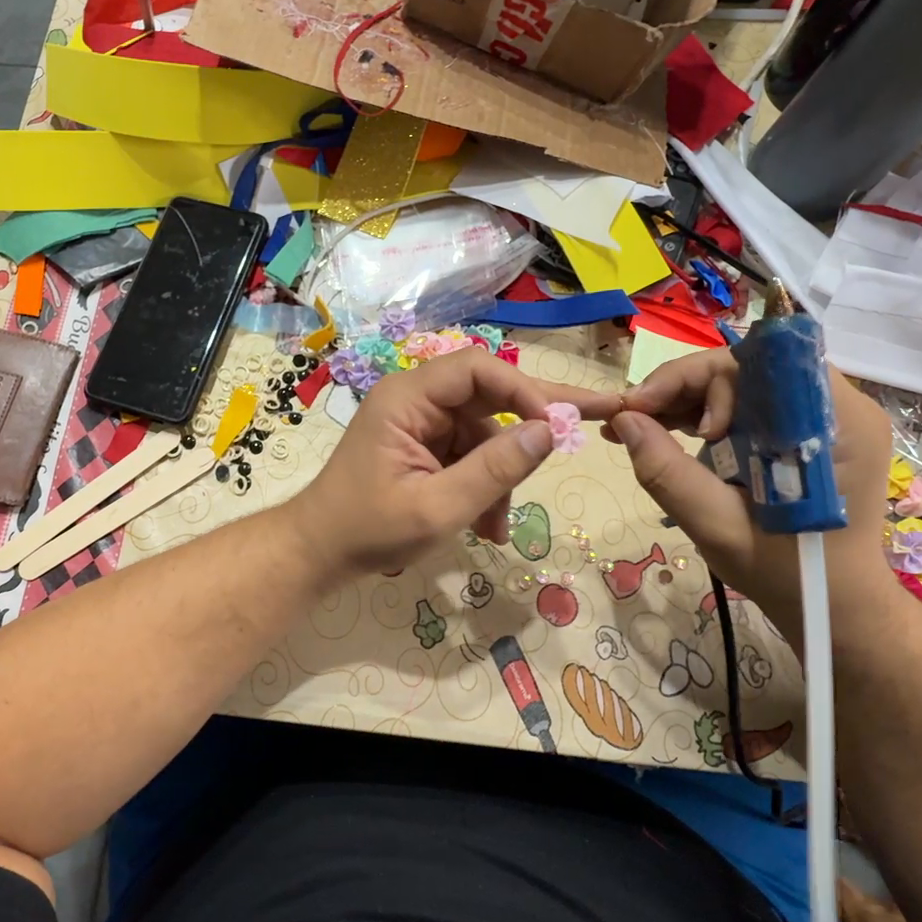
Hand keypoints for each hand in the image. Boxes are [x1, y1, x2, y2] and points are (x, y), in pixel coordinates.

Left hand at [287, 350, 617, 580]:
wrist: (319, 552)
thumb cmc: (368, 529)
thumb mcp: (438, 507)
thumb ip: (495, 470)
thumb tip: (550, 432)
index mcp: (407, 398)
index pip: (477, 369)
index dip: (523, 390)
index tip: (558, 426)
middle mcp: (415, 400)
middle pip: (489, 393)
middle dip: (537, 417)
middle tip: (602, 415)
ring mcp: (420, 425)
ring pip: (485, 433)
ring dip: (501, 476)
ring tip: (498, 526)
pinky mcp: (423, 448)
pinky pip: (469, 455)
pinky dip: (483, 487)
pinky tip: (487, 527)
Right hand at [603, 349, 894, 630]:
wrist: (833, 609)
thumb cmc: (787, 571)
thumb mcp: (717, 524)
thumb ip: (667, 472)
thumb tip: (622, 420)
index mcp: (835, 422)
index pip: (756, 363)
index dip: (693, 375)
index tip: (645, 407)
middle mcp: (835, 407)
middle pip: (744, 369)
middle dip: (681, 388)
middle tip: (631, 419)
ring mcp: (818, 420)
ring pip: (737, 385)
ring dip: (684, 401)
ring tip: (636, 426)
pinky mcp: (799, 434)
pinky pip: (743, 407)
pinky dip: (700, 416)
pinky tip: (663, 433)